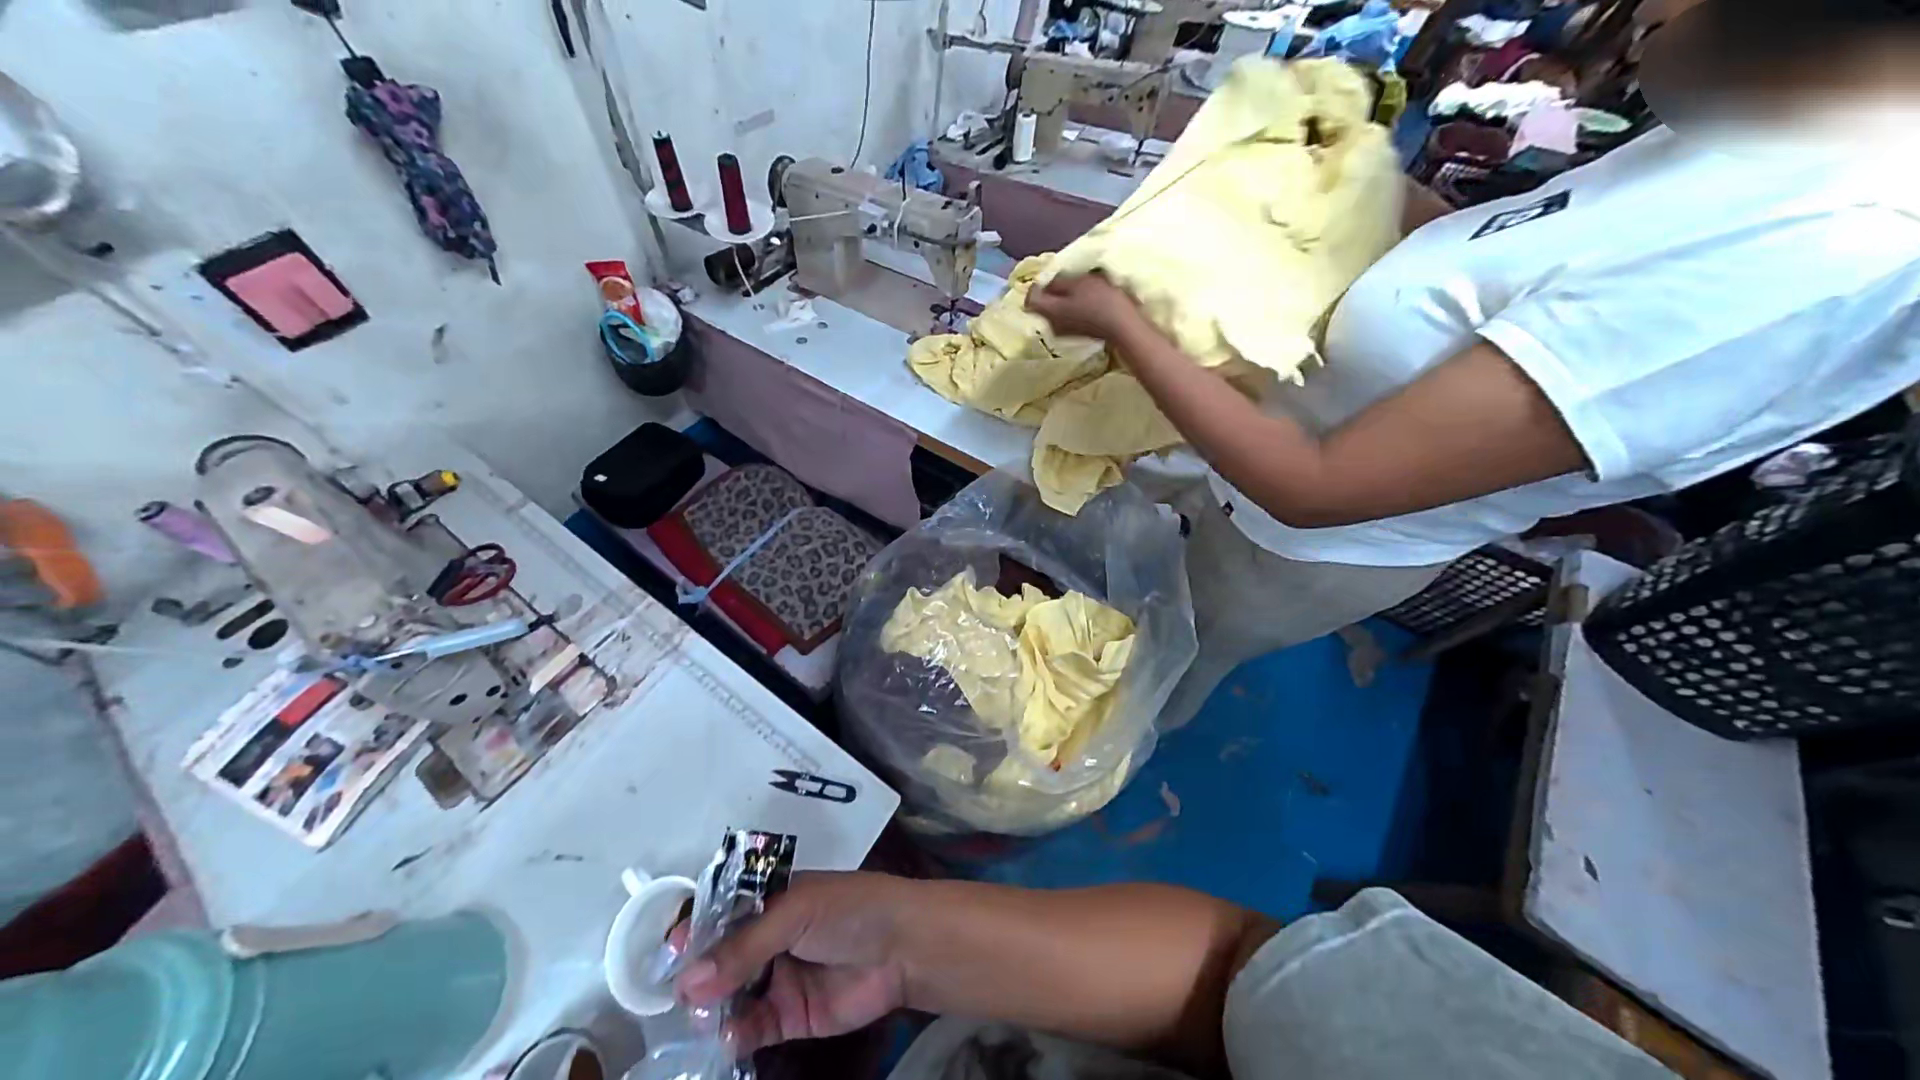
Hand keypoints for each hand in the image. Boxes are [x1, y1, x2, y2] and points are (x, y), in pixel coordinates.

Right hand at [675, 872, 911, 1053]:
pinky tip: (728, 1036)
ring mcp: (776, 978)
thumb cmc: (850, 910)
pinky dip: (735, 1034)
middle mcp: (767, 939)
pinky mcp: (788, 1016)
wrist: (903, 948)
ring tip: (700, 1017)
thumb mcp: (796, 911)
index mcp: (770, 900)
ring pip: (729, 996)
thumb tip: (688, 982)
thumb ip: (744, 945)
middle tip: (679, 994)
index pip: (721, 913)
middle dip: (697, 976)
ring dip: (711, 1008)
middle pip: (718, 959)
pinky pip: (751, 1028)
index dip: (695, 930)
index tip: (669, 952)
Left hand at [1025, 272, 1144, 341]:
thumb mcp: (1079, 283)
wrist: (1122, 326)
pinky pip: (1066, 316)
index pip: (1031, 298)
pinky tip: (1083, 299)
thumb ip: (1059, 282)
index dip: (1037, 284)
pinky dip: (1070, 306)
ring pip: (1055, 310)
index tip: (1049, 275)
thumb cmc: (1100, 300)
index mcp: (1049, 311)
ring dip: (1062, 298)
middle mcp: (1052, 324)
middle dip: (1050, 290)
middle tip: (1063, 277)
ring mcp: (1064, 331)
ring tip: (1076, 286)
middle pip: (1043, 305)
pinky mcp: (1076, 332)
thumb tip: (1047, 282)